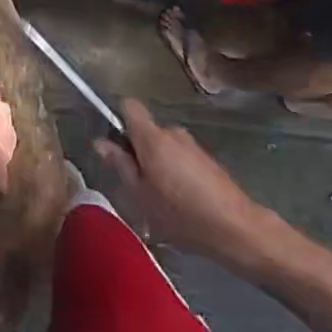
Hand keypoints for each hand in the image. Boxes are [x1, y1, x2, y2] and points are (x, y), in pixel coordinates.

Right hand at [96, 100, 284, 270]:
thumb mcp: (140, 195)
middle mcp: (173, 132)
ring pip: (162, 144)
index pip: (130, 106)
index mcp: (153, 137)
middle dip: (136, 151)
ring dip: (155, 163)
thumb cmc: (179, 213)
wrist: (231, 224)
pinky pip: (178, 154)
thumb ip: (121, 164)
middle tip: (134, 184)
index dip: (117, 119)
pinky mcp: (204, 156)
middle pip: (146, 130)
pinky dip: (172, 169)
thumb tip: (101, 141)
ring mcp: (191, 143)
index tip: (112, 144)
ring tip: (156, 196)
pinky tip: (176, 198)